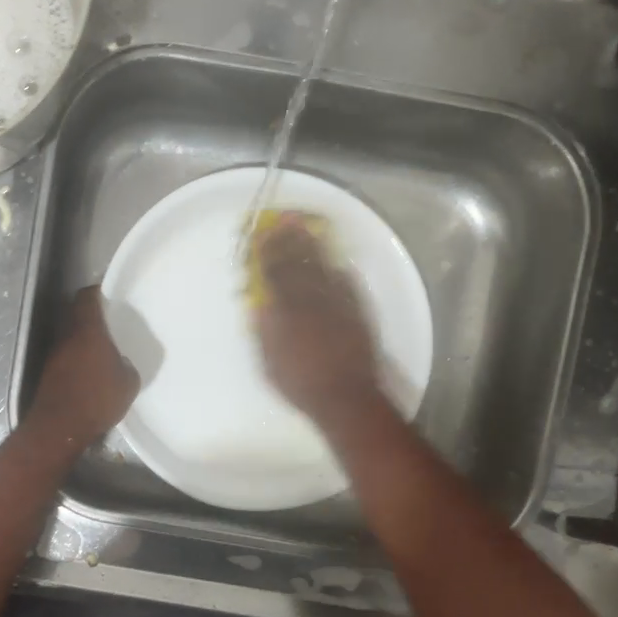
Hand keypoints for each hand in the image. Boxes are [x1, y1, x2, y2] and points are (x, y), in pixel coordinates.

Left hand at [28, 288, 140, 449]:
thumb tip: (122, 362)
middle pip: (74, 313)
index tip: (109, 295)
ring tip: (101, 345)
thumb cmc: (98, 400)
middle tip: (108, 319)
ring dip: (81, 335)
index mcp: (88, 330)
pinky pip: (65, 354)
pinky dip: (75, 355)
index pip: (86, 297)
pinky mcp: (49, 372)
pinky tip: (89, 368)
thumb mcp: (128, 384)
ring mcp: (54, 354)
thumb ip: (127, 366)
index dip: (97, 292)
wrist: (60, 426)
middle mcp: (67, 336)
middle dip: (89, 313)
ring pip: (68, 333)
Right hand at [252, 212, 382, 422]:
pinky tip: (337, 262)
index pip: (275, 275)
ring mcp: (339, 306)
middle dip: (291, 241)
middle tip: (285, 218)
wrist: (346, 397)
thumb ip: (264, 332)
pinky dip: (341, 271)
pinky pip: (349, 285)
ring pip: (324, 269)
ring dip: (314, 248)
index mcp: (287, 313)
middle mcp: (313, 302)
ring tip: (306, 228)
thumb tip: (259, 306)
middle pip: (300, 265)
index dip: (267, 253)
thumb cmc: (301, 384)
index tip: (261, 234)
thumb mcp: (269, 362)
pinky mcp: (358, 314)